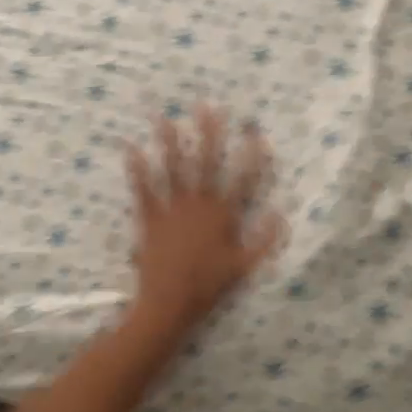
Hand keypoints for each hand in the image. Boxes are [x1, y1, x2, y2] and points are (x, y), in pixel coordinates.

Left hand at [123, 106, 283, 329]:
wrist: (169, 303)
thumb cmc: (208, 287)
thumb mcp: (243, 266)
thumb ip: (264, 240)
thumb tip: (280, 213)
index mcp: (222, 215)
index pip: (242, 179)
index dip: (251, 156)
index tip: (256, 132)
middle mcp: (197, 204)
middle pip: (205, 163)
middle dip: (207, 134)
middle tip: (206, 107)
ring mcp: (171, 208)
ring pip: (171, 168)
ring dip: (168, 142)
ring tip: (163, 118)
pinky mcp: (149, 218)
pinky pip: (142, 189)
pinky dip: (136, 169)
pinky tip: (131, 148)